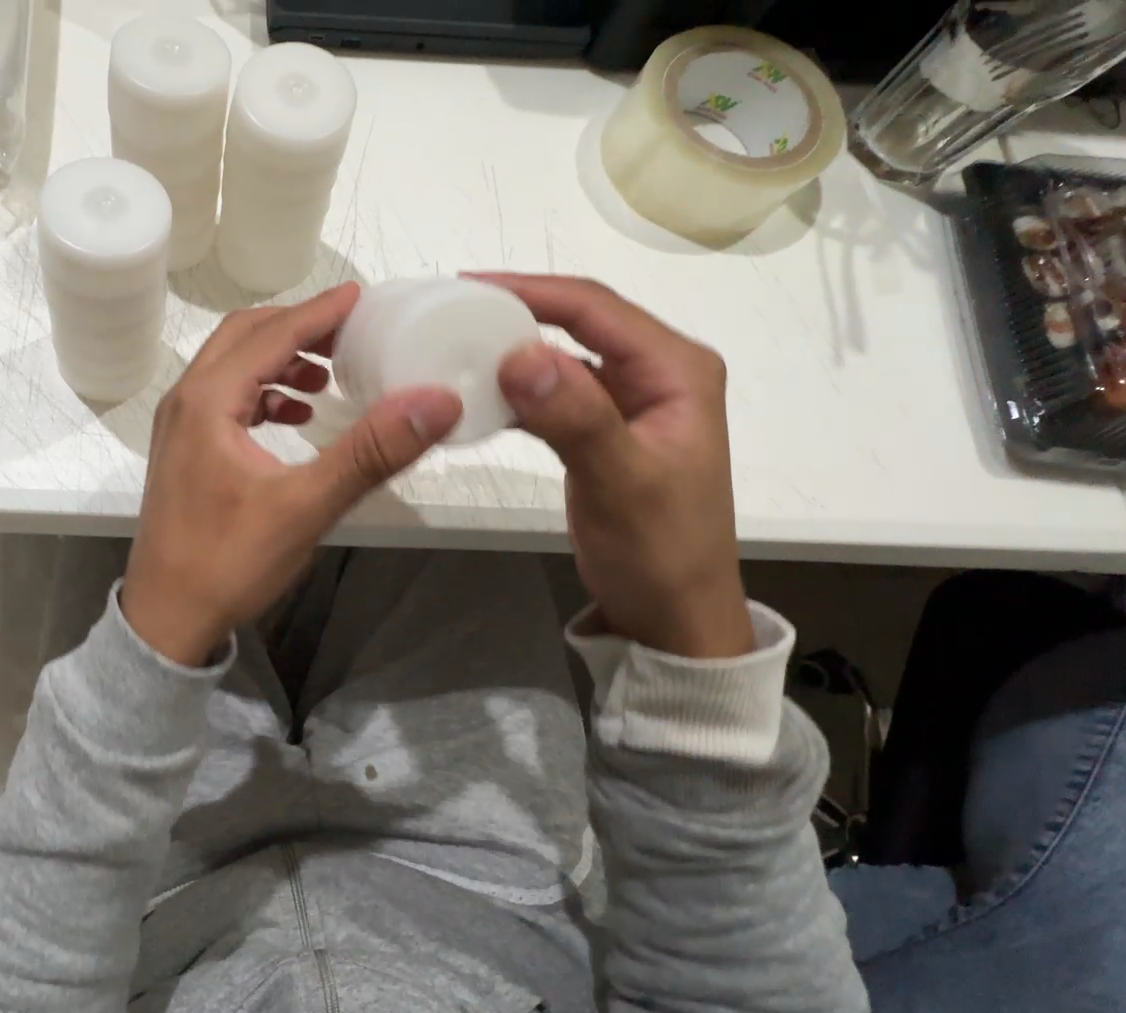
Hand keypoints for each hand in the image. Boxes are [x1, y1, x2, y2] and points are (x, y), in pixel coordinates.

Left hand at [122, 283, 463, 664]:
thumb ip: (369, 452)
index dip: (320, 312)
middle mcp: (185, 402)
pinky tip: (295, 418)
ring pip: (230, 368)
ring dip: (278, 361)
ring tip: (328, 376)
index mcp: (207, 401)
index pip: (271, 334)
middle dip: (298, 328)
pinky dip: (261, 396)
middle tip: (350, 332)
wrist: (167, 617)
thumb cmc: (227, 563)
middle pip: (244, 337)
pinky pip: (224, 401)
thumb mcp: (305, 507)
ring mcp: (178, 428)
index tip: (364, 298)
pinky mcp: (183, 453)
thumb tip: (435, 402)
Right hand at [467, 273, 754, 658]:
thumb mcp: (621, 482)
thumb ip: (576, 417)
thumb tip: (518, 355)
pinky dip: (514, 395)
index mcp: (675, 369)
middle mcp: (654, 373)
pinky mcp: (600, 432)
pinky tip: (476, 400)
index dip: (531, 290)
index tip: (465, 286)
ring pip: (560, 359)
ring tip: (453, 348)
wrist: (670, 612)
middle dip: (516, 313)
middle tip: (450, 312)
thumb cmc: (658, 549)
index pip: (595, 308)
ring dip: (511, 354)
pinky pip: (552, 397)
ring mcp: (626, 403)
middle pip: (578, 323)